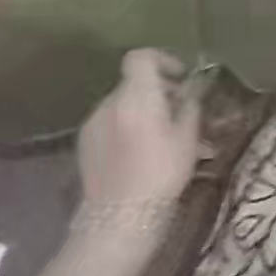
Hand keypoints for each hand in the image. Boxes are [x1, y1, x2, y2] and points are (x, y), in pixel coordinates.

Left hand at [37, 50, 202, 275]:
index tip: (181, 78)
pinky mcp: (85, 142)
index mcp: (137, 97)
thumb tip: (189, 92)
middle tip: (181, 113)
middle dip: (159, 92)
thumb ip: (189, 108)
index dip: (163, 60)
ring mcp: (93, 122)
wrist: (119, 217)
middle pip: (134, 83)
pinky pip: (112, 123)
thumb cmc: (161, 175)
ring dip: (144, 112)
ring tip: (164, 138)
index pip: (141, 58)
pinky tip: (142, 153)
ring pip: (124, 105)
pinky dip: (128, 128)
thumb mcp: (187, 139)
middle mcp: (110, 103)